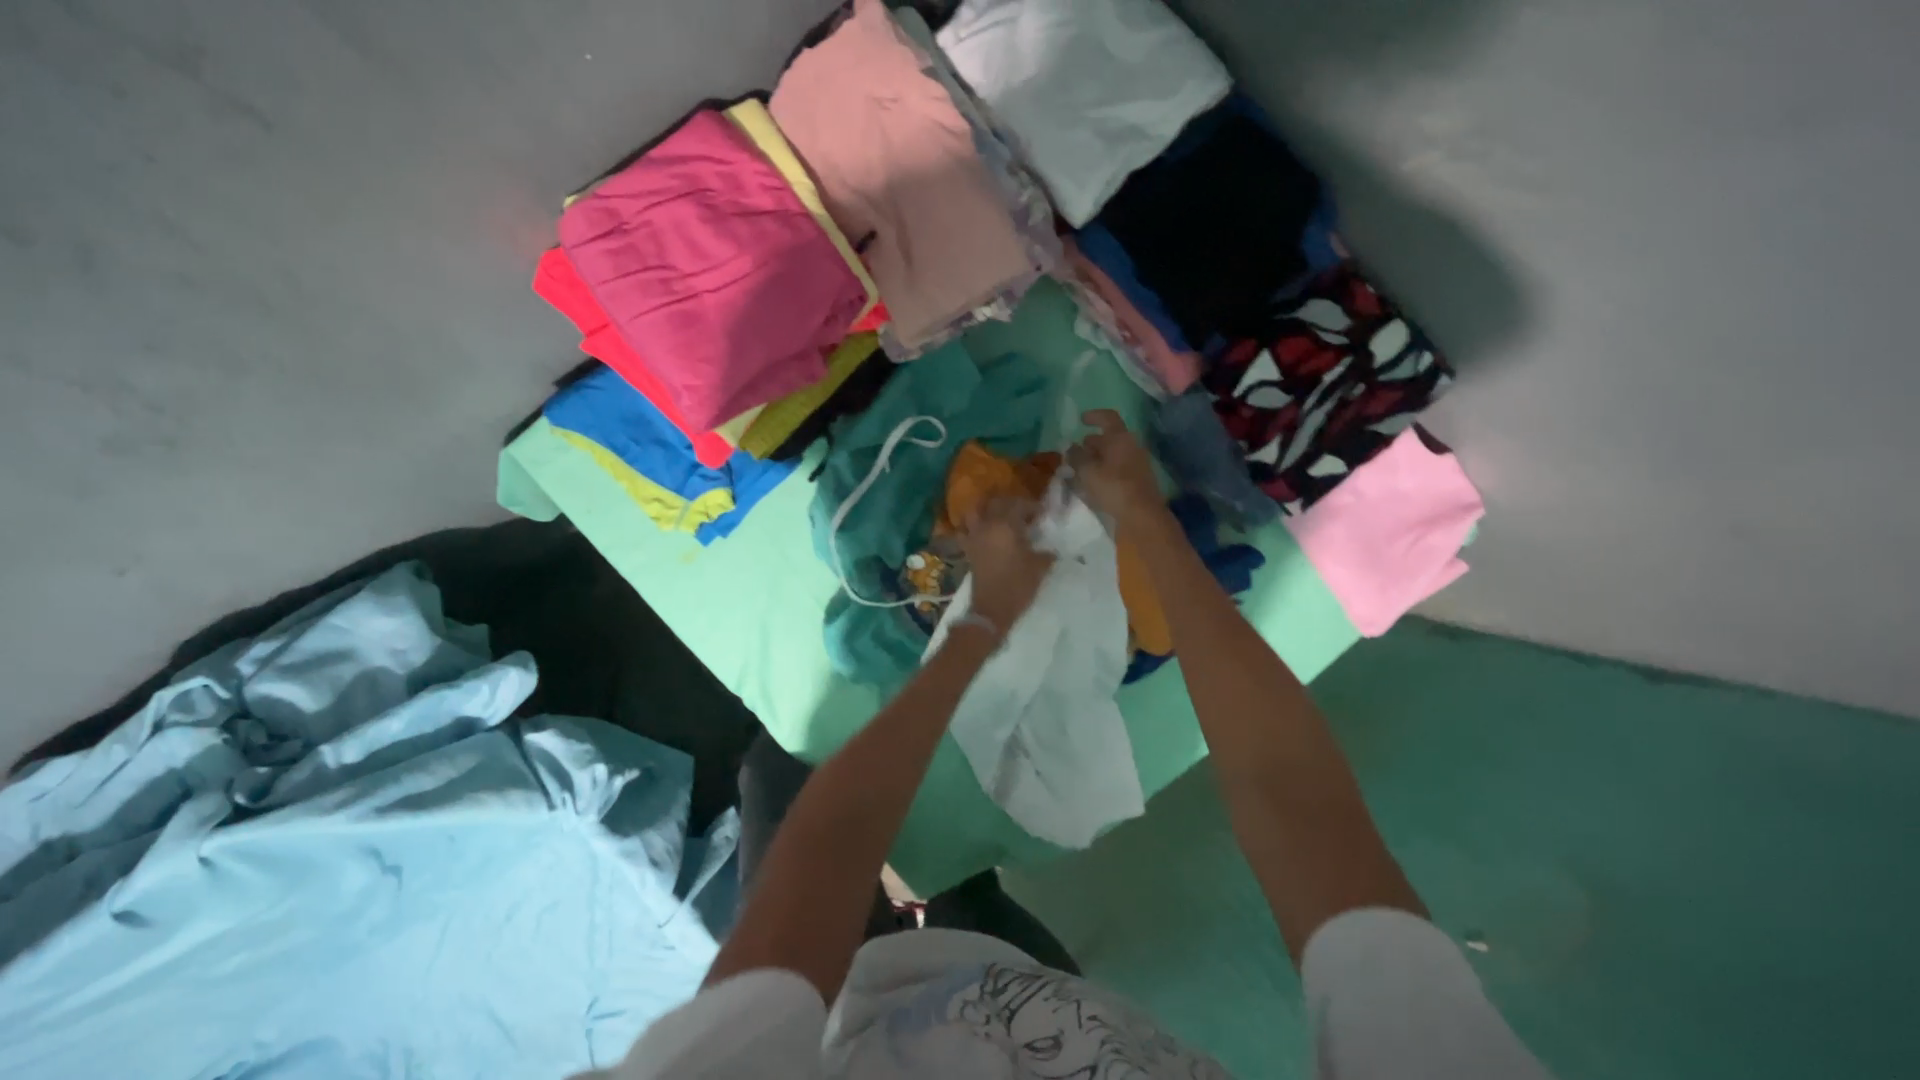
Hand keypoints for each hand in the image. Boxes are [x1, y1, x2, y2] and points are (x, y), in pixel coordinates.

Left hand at [958, 495, 1053, 632]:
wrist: (992, 609)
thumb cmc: (1018, 585)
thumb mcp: (1040, 567)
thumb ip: (1046, 552)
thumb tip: (1050, 548)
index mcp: (1007, 526)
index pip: (1019, 505)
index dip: (1032, 507)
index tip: (1042, 514)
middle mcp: (987, 526)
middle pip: (996, 503)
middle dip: (1010, 504)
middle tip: (1023, 513)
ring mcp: (974, 537)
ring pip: (975, 511)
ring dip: (986, 509)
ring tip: (999, 516)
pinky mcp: (968, 549)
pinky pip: (964, 530)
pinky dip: (970, 526)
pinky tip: (980, 531)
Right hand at [1067, 409, 1162, 529]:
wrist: (1142, 514)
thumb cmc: (1113, 487)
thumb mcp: (1087, 471)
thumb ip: (1076, 456)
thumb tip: (1070, 446)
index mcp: (1120, 438)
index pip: (1108, 417)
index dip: (1094, 416)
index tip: (1081, 420)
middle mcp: (1132, 446)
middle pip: (1111, 437)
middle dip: (1093, 442)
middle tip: (1077, 450)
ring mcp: (1138, 463)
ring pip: (1115, 454)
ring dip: (1098, 457)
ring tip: (1082, 468)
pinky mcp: (1139, 479)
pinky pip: (1119, 467)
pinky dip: (1106, 469)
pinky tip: (1095, 482)